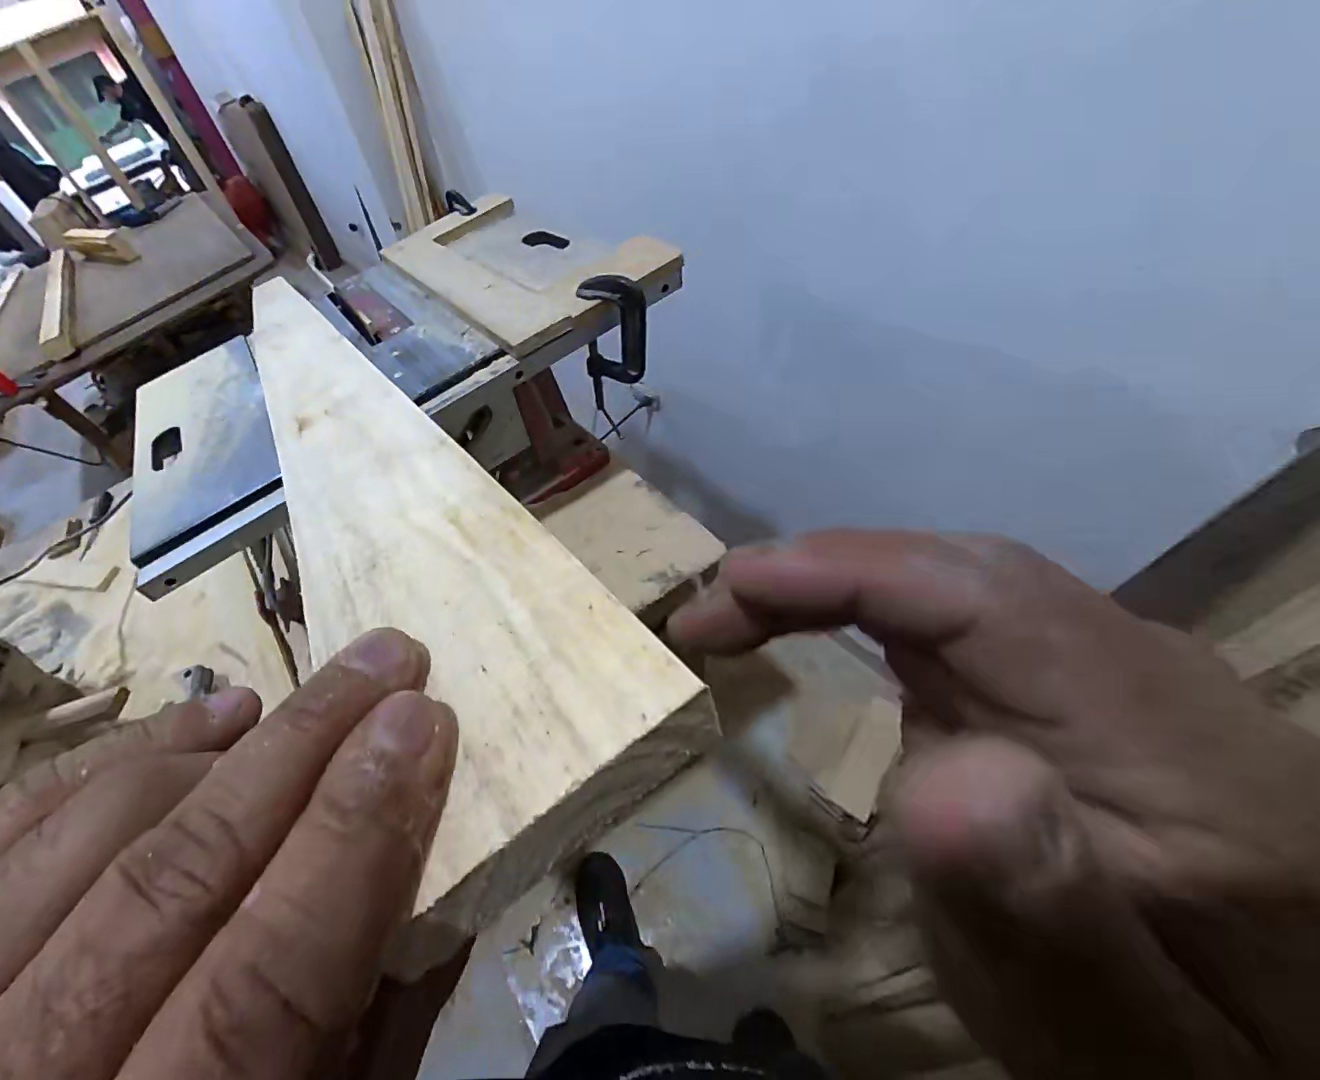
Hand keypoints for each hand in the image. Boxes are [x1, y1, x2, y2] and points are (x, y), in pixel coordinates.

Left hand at [0, 628, 456, 1079]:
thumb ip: (340, 1049)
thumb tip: (407, 881)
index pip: (265, 973)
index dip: (352, 831)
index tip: (417, 718)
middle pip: (181, 872)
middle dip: (303, 747)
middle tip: (382, 660)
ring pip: (92, 832)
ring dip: (211, 746)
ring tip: (287, 698)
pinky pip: (2, 825)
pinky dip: (110, 757)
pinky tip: (193, 722)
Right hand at [667, 530, 1319, 1076]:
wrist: (1258, 1041)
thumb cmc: (1158, 1038)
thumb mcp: (1098, 1018)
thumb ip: (1035, 898)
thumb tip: (953, 769)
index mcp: (1170, 747)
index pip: (992, 601)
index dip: (851, 572)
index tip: (735, 585)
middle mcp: (1142, 679)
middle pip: (959, 573)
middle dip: (815, 575)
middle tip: (706, 617)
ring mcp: (1097, 674)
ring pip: (943, 581)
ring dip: (819, 587)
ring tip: (726, 620)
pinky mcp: (1050, 685)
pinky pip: (939, 612)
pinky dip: (846, 605)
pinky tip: (796, 625)